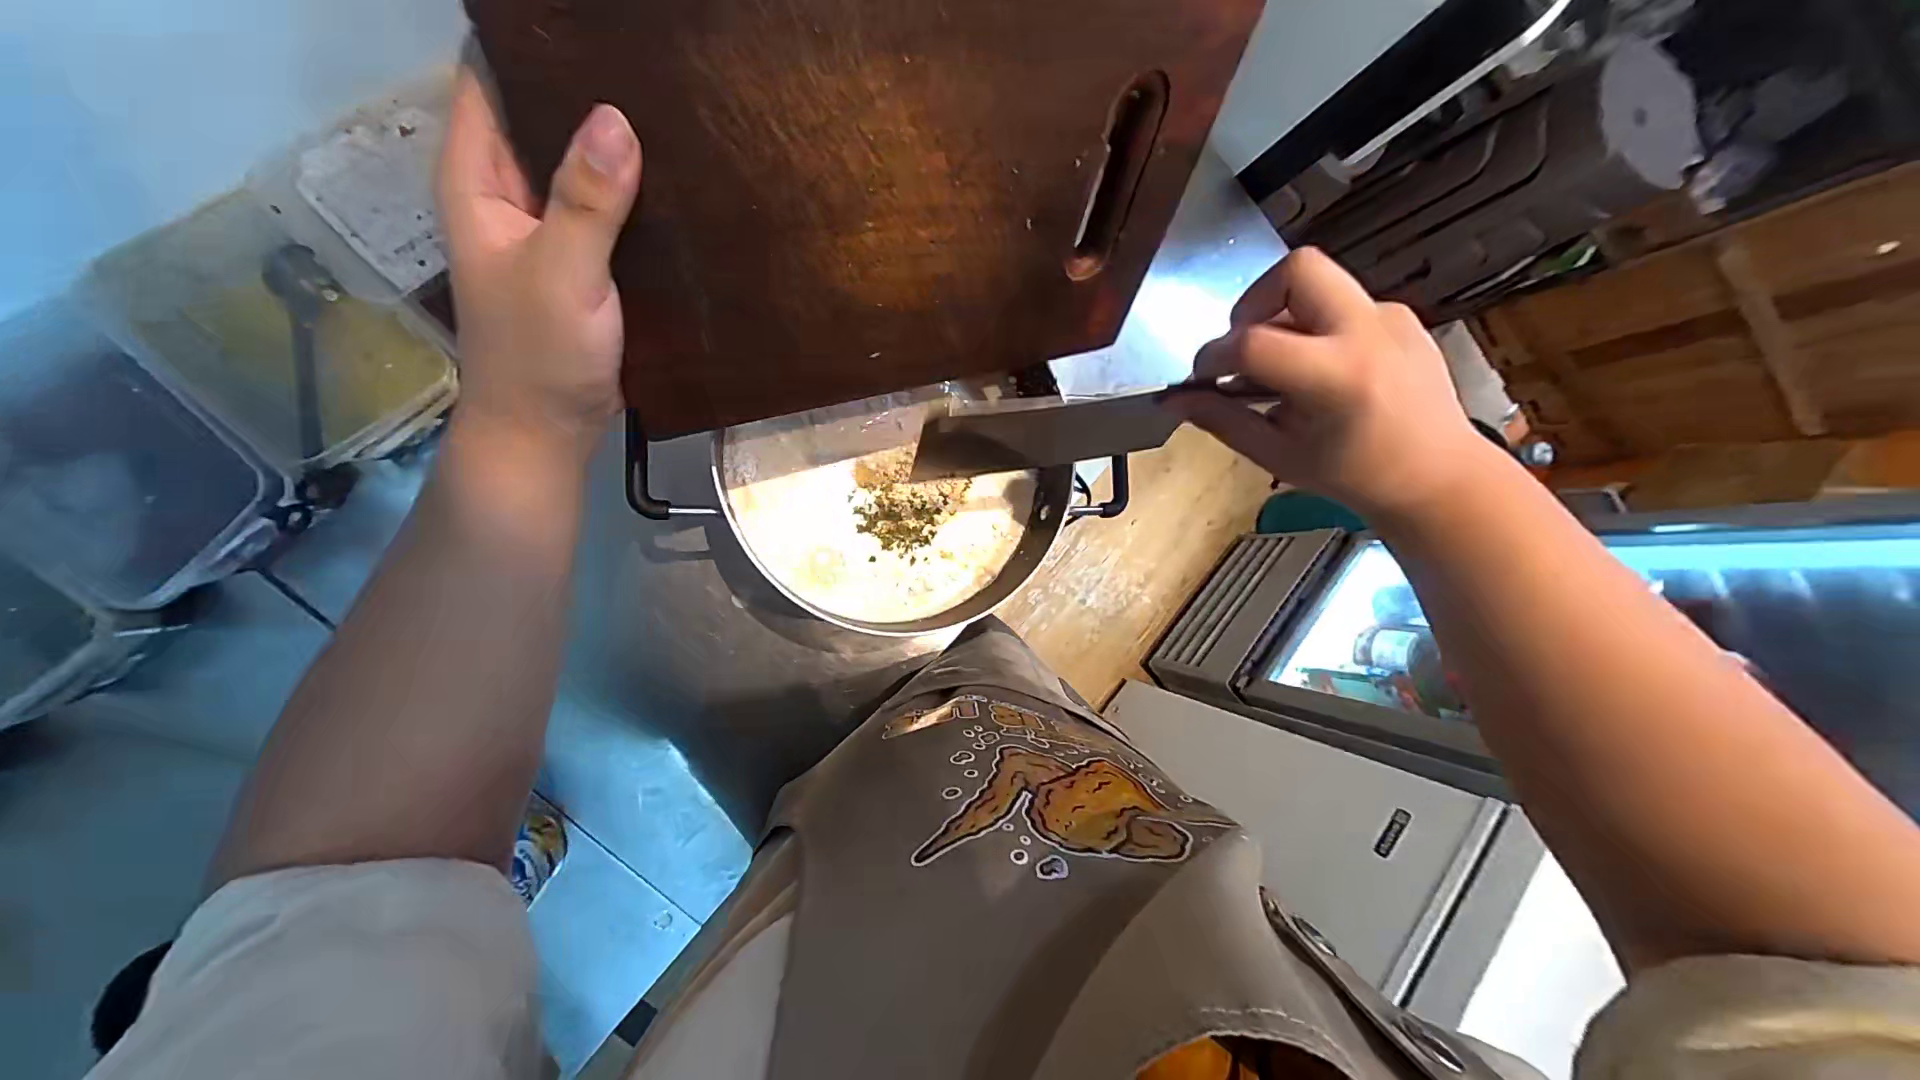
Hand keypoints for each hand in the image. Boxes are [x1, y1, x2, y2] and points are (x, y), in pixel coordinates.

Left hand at [436, 68, 641, 458]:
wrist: (551, 428)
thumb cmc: (540, 354)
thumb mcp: (561, 275)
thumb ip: (586, 201)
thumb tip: (615, 117)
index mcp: (480, 180)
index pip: (491, 81)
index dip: (533, 47)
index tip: (595, 31)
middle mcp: (512, 196)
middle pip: (544, 119)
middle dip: (590, 96)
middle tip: (656, 75)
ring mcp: (553, 232)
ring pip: (584, 169)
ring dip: (621, 150)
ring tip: (678, 119)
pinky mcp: (589, 265)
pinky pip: (613, 215)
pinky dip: (639, 200)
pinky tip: (680, 188)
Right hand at [1165, 248, 1498, 520]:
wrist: (1438, 476)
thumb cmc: (1353, 475)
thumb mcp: (1277, 454)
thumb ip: (1222, 420)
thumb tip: (1174, 400)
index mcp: (1336, 377)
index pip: (1252, 342)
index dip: (1212, 356)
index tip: (1202, 377)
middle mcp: (1367, 332)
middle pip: (1296, 269)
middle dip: (1252, 301)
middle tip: (1242, 344)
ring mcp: (1389, 317)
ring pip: (1317, 282)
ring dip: (1280, 315)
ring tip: (1277, 366)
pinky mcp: (1399, 315)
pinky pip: (1338, 303)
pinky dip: (1310, 328)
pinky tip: (1312, 370)